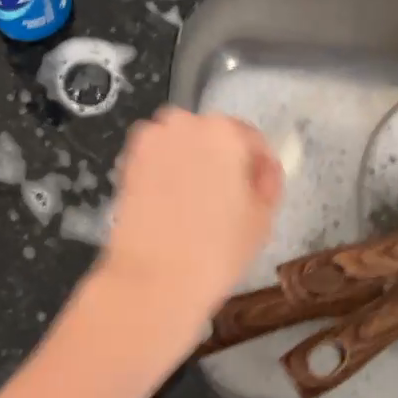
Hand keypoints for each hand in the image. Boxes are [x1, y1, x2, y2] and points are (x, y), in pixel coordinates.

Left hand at [96, 108, 283, 318]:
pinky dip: (166, 168)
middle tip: (229, 198)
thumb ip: (268, 182)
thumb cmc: (216, 250)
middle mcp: (186, 122)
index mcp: (224, 131)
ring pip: (184, 142)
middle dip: (224, 160)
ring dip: (193, 160)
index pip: (252, 139)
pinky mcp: (129, 155)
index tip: (261, 189)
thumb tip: (262, 170)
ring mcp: (153, 136)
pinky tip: (171, 201)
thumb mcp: (262, 219)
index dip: (260, 165)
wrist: (153, 275)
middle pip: (215, 135)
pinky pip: (159, 155)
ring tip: (198, 201)